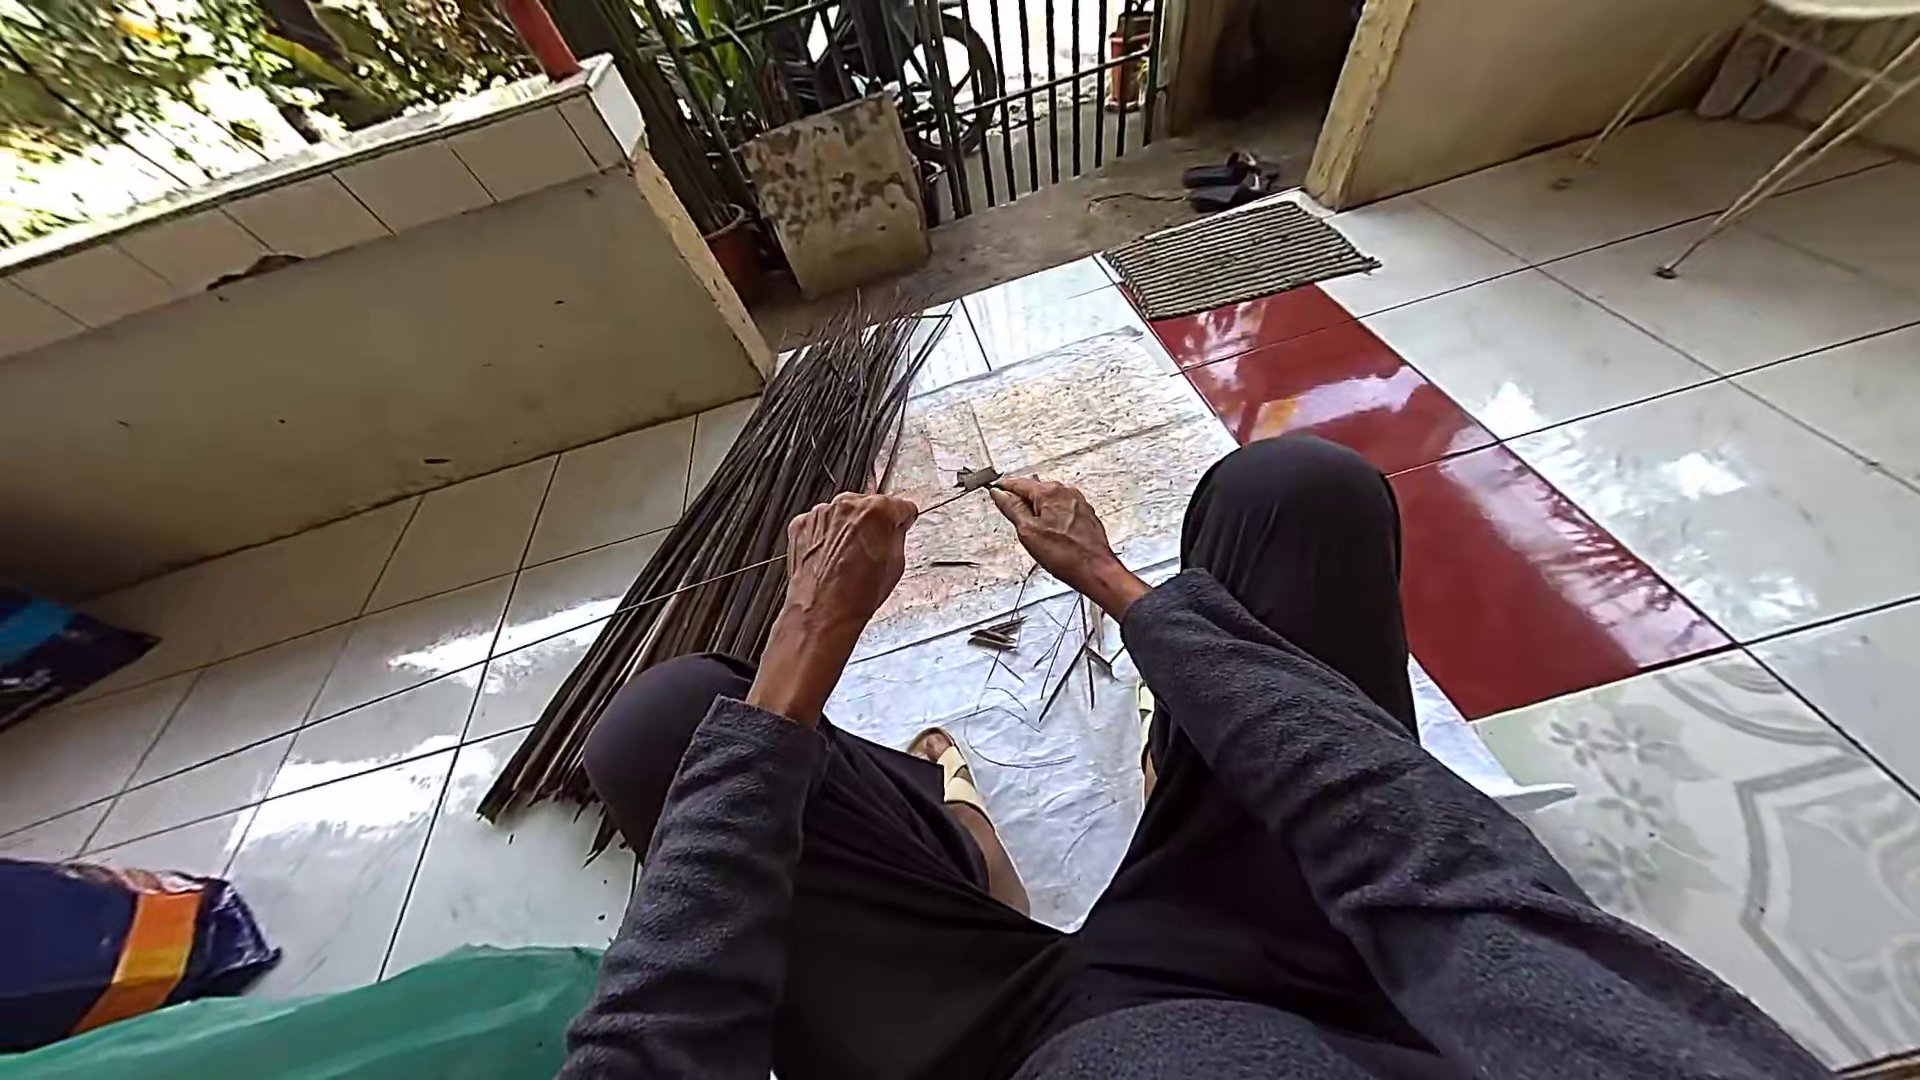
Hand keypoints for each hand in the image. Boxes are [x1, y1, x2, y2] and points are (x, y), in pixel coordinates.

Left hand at [749, 492, 917, 724]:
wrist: (822, 612)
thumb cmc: (856, 594)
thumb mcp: (897, 565)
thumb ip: (897, 537)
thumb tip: (894, 530)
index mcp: (878, 510)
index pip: (901, 506)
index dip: (903, 520)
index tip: (901, 526)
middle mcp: (848, 505)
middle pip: (869, 506)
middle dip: (873, 524)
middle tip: (874, 549)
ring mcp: (822, 513)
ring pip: (843, 514)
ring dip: (848, 529)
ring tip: (850, 559)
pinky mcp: (802, 524)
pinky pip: (821, 524)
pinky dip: (826, 536)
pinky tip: (832, 558)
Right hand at [990, 476, 1149, 619]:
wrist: (1095, 570)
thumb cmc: (1066, 555)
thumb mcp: (1027, 531)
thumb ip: (1011, 508)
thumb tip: (999, 494)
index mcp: (1050, 492)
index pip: (1019, 483)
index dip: (1004, 489)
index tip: (995, 493)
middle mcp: (1066, 492)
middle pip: (1035, 490)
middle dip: (1023, 504)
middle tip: (1018, 524)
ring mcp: (1078, 502)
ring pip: (1049, 501)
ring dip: (1039, 512)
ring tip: (1038, 535)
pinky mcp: (1085, 514)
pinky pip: (1062, 510)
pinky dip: (1053, 518)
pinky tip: (1053, 536)